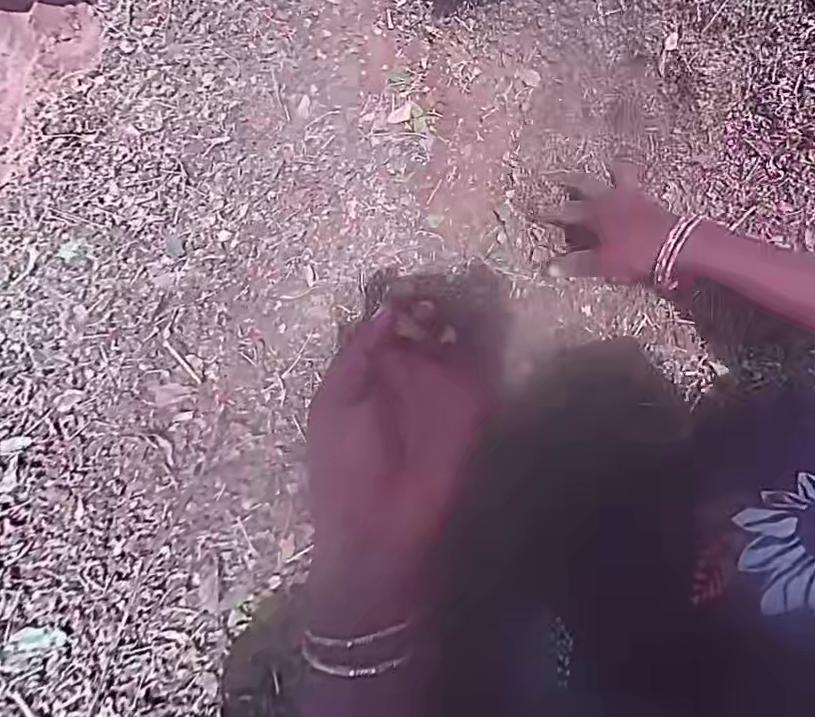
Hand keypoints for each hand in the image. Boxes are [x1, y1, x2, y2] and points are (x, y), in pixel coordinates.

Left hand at [305, 298, 494, 627]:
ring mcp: (443, 385)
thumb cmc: (344, 464)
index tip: (403, 288)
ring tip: (444, 316)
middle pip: (425, 323)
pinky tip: (468, 336)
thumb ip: (358, 353)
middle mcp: (410, 370)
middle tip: (428, 300)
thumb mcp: (335, 403)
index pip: (388, 322)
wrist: (380, 526)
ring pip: (455, 338)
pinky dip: (480, 345)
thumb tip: (385, 307)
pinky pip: (479, 366)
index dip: (396, 301)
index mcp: (373, 368)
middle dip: (429, 304)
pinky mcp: (471, 403)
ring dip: (455, 320)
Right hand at [536, 163, 678, 284]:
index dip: (549, 212)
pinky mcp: (648, 199)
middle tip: (557, 176)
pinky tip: (630, 182)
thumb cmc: (636, 254)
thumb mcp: (603, 263)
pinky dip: (629, 178)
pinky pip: (635, 182)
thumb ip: (576, 263)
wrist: (676, 245)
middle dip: (569, 181)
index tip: (535, 210)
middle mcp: (609, 198)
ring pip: (616, 175)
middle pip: (584, 184)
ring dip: (608, 171)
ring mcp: (630, 195)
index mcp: (594, 213)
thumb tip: (549, 268)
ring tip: (606, 165)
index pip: (565, 211)